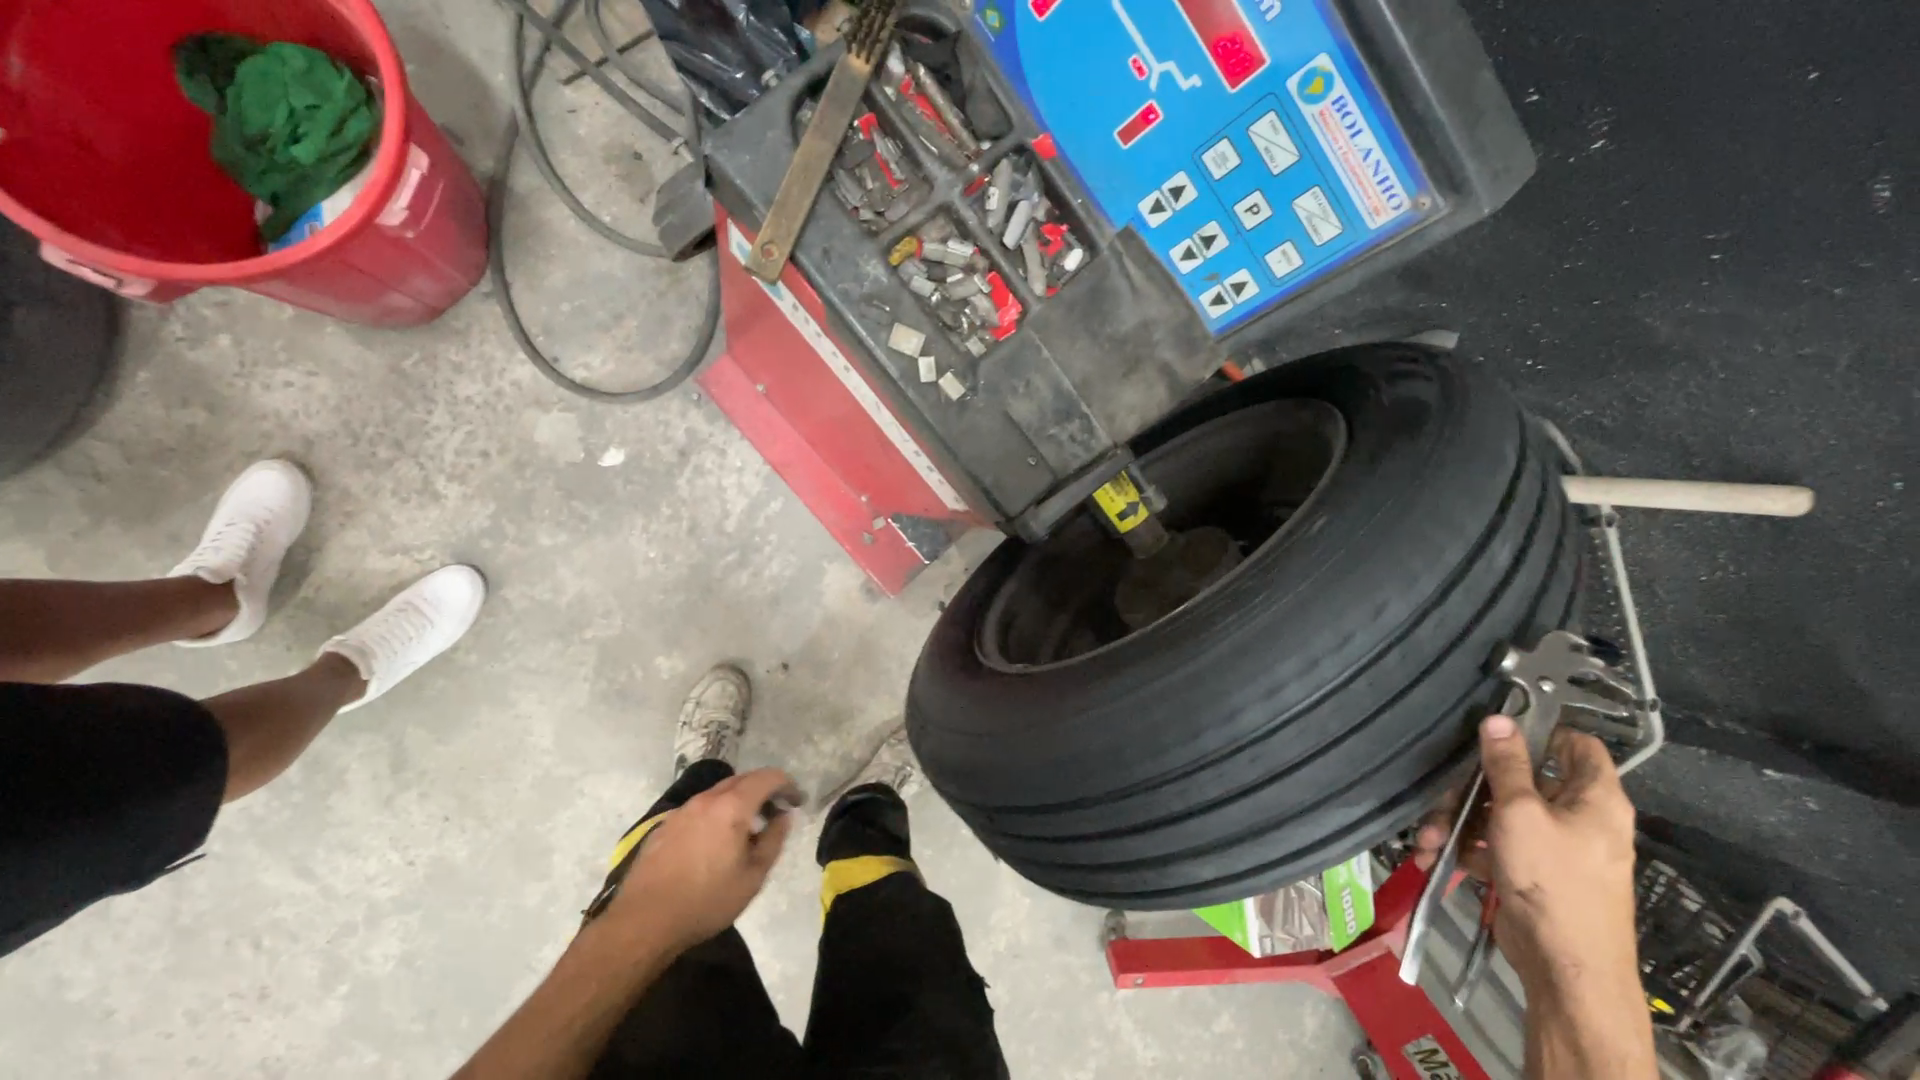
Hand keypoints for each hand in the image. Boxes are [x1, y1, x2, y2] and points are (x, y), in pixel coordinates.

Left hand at [604, 767, 797, 952]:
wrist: (645, 921)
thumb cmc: (707, 901)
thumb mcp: (753, 876)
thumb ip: (773, 840)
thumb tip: (783, 816)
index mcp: (731, 807)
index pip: (767, 777)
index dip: (787, 785)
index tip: (796, 802)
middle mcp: (705, 800)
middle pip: (742, 780)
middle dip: (764, 790)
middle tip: (776, 813)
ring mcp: (681, 811)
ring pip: (718, 793)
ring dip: (739, 801)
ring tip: (747, 830)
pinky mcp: (664, 826)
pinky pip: (699, 810)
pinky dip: (716, 814)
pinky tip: (715, 843)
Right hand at [1415, 715, 1639, 996]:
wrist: (1566, 967)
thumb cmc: (1552, 880)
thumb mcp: (1520, 813)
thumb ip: (1506, 765)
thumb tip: (1498, 718)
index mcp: (1594, 797)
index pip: (1576, 744)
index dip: (1539, 732)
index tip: (1494, 734)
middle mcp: (1578, 817)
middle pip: (1522, 782)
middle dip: (1472, 790)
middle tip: (1442, 799)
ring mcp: (1554, 847)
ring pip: (1500, 815)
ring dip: (1459, 823)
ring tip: (1430, 841)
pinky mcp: (1532, 872)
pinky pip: (1496, 846)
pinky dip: (1467, 850)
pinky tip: (1438, 859)